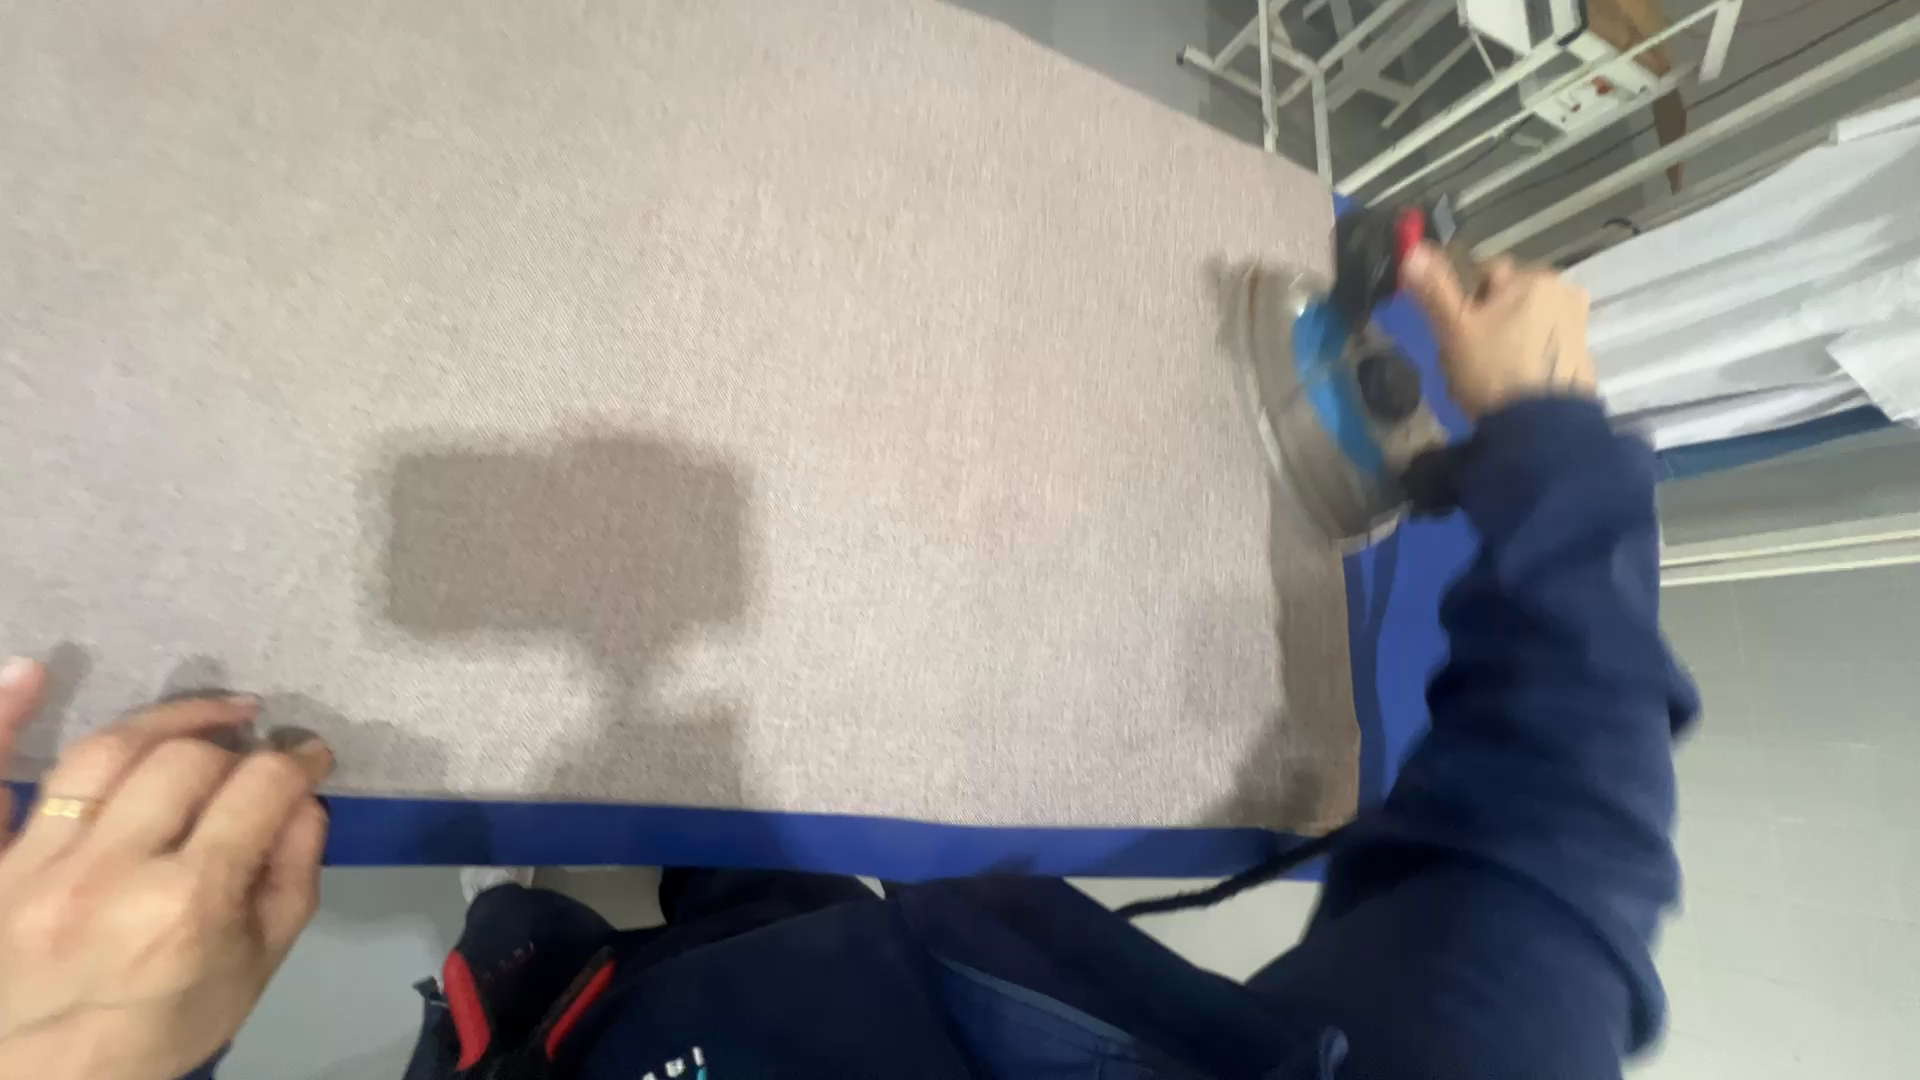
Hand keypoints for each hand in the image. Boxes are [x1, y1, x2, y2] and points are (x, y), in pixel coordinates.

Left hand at [0, 657, 333, 1079]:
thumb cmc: (170, 1020)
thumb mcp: (267, 951)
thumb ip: (295, 863)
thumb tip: (299, 794)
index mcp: (186, 900)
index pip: (264, 784)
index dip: (303, 759)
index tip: (314, 760)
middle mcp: (102, 874)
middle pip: (189, 760)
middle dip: (242, 750)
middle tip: (259, 762)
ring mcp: (22, 871)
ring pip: (103, 754)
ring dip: (171, 720)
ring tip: (214, 716)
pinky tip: (32, 669)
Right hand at [1400, 242, 1596, 418]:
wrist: (1539, 424)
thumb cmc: (1492, 371)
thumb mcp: (1453, 330)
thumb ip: (1434, 290)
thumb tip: (1413, 250)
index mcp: (1532, 277)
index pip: (1483, 271)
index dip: (1459, 299)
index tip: (1449, 328)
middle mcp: (1563, 288)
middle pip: (1505, 294)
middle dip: (1483, 316)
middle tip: (1464, 351)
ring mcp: (1576, 319)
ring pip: (1522, 317)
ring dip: (1502, 333)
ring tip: (1485, 368)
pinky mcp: (1580, 349)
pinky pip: (1539, 338)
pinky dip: (1521, 350)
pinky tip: (1508, 375)